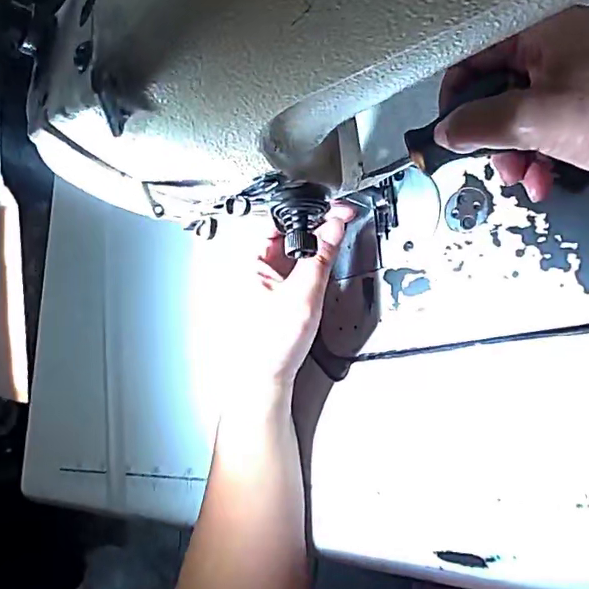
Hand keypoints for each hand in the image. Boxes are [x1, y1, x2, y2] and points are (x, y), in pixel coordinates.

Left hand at [203, 205, 356, 396]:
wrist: (267, 377)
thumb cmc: (272, 343)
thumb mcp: (305, 292)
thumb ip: (321, 255)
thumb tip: (333, 226)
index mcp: (250, 260)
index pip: (280, 220)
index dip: (308, 212)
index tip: (334, 211)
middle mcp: (252, 266)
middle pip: (288, 233)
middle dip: (314, 229)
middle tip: (338, 226)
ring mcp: (263, 279)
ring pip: (292, 250)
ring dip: (313, 247)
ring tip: (331, 251)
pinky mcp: (273, 291)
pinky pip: (294, 268)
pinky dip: (310, 265)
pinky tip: (320, 274)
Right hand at [435, 7, 588, 200]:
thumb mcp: (536, 117)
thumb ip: (480, 124)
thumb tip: (446, 132)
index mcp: (542, 31)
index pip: (475, 54)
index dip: (456, 94)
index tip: (451, 128)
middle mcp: (558, 49)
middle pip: (497, 91)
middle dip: (492, 135)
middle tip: (495, 161)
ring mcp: (579, 79)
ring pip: (522, 117)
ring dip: (516, 154)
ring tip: (525, 178)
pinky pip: (550, 130)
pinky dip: (542, 157)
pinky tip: (547, 180)